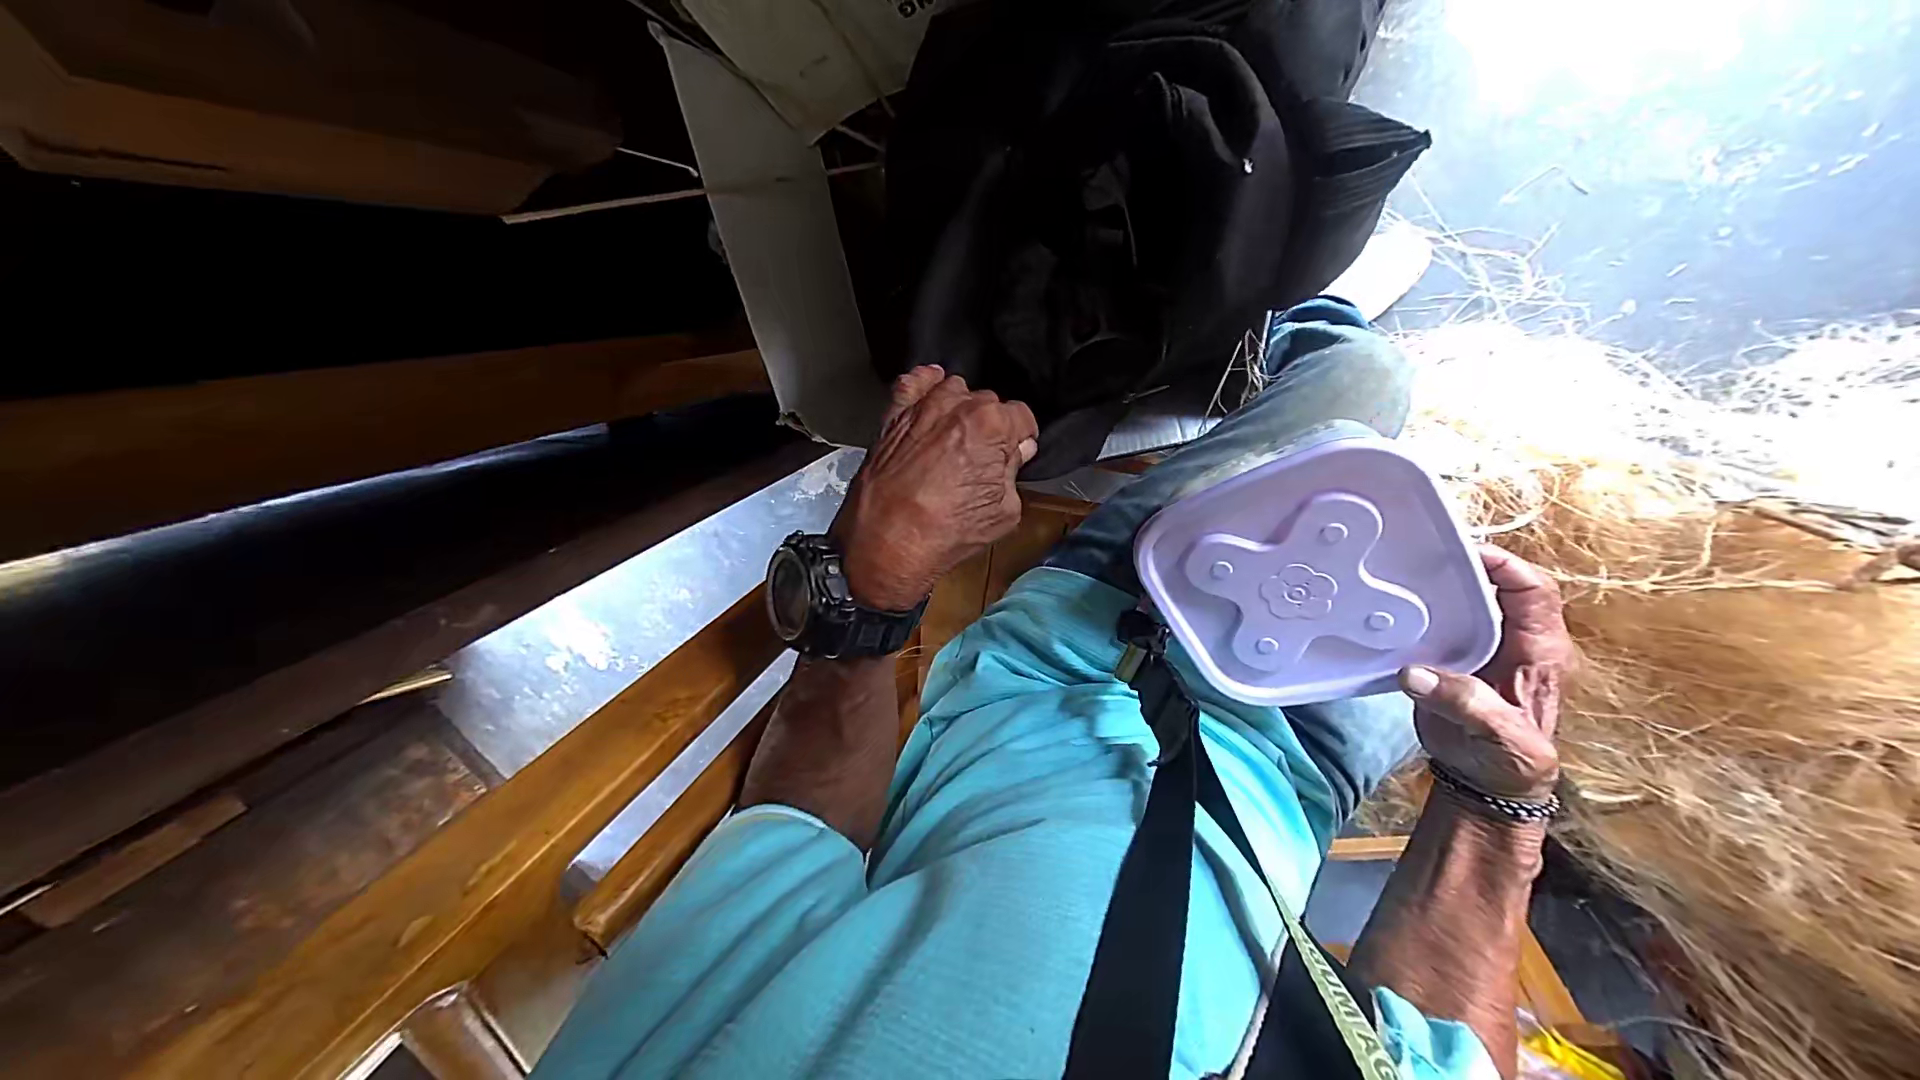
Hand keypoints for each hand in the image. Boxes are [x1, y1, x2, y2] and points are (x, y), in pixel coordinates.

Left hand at [832, 366, 1038, 610]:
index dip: (1022, 437)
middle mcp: (955, 406)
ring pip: (953, 391)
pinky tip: (931, 393)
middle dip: (991, 427)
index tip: (1017, 452)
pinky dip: (924, 385)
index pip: (1021, 416)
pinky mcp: (892, 418)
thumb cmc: (942, 532)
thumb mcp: (1003, 512)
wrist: (885, 544)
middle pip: (987, 403)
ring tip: (958, 439)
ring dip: (960, 409)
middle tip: (986, 458)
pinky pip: (912, 385)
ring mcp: (921, 409)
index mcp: (991, 424)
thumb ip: (1013, 472)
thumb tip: (1016, 454)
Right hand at [1399, 545, 1572, 801]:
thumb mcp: (1501, 738)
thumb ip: (1467, 704)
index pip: (1533, 592)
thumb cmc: (1508, 762)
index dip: (1506, 566)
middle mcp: (1510, 641)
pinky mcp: (1446, 657)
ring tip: (1399, 571)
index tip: (1465, 553)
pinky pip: (1434, 622)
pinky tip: (1388, 606)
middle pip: (1495, 586)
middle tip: (1420, 554)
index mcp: (1536, 652)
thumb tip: (1415, 673)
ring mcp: (1478, 647)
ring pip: (1463, 601)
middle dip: (1462, 566)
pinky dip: (1414, 610)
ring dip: (1435, 585)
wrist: (1483, 780)